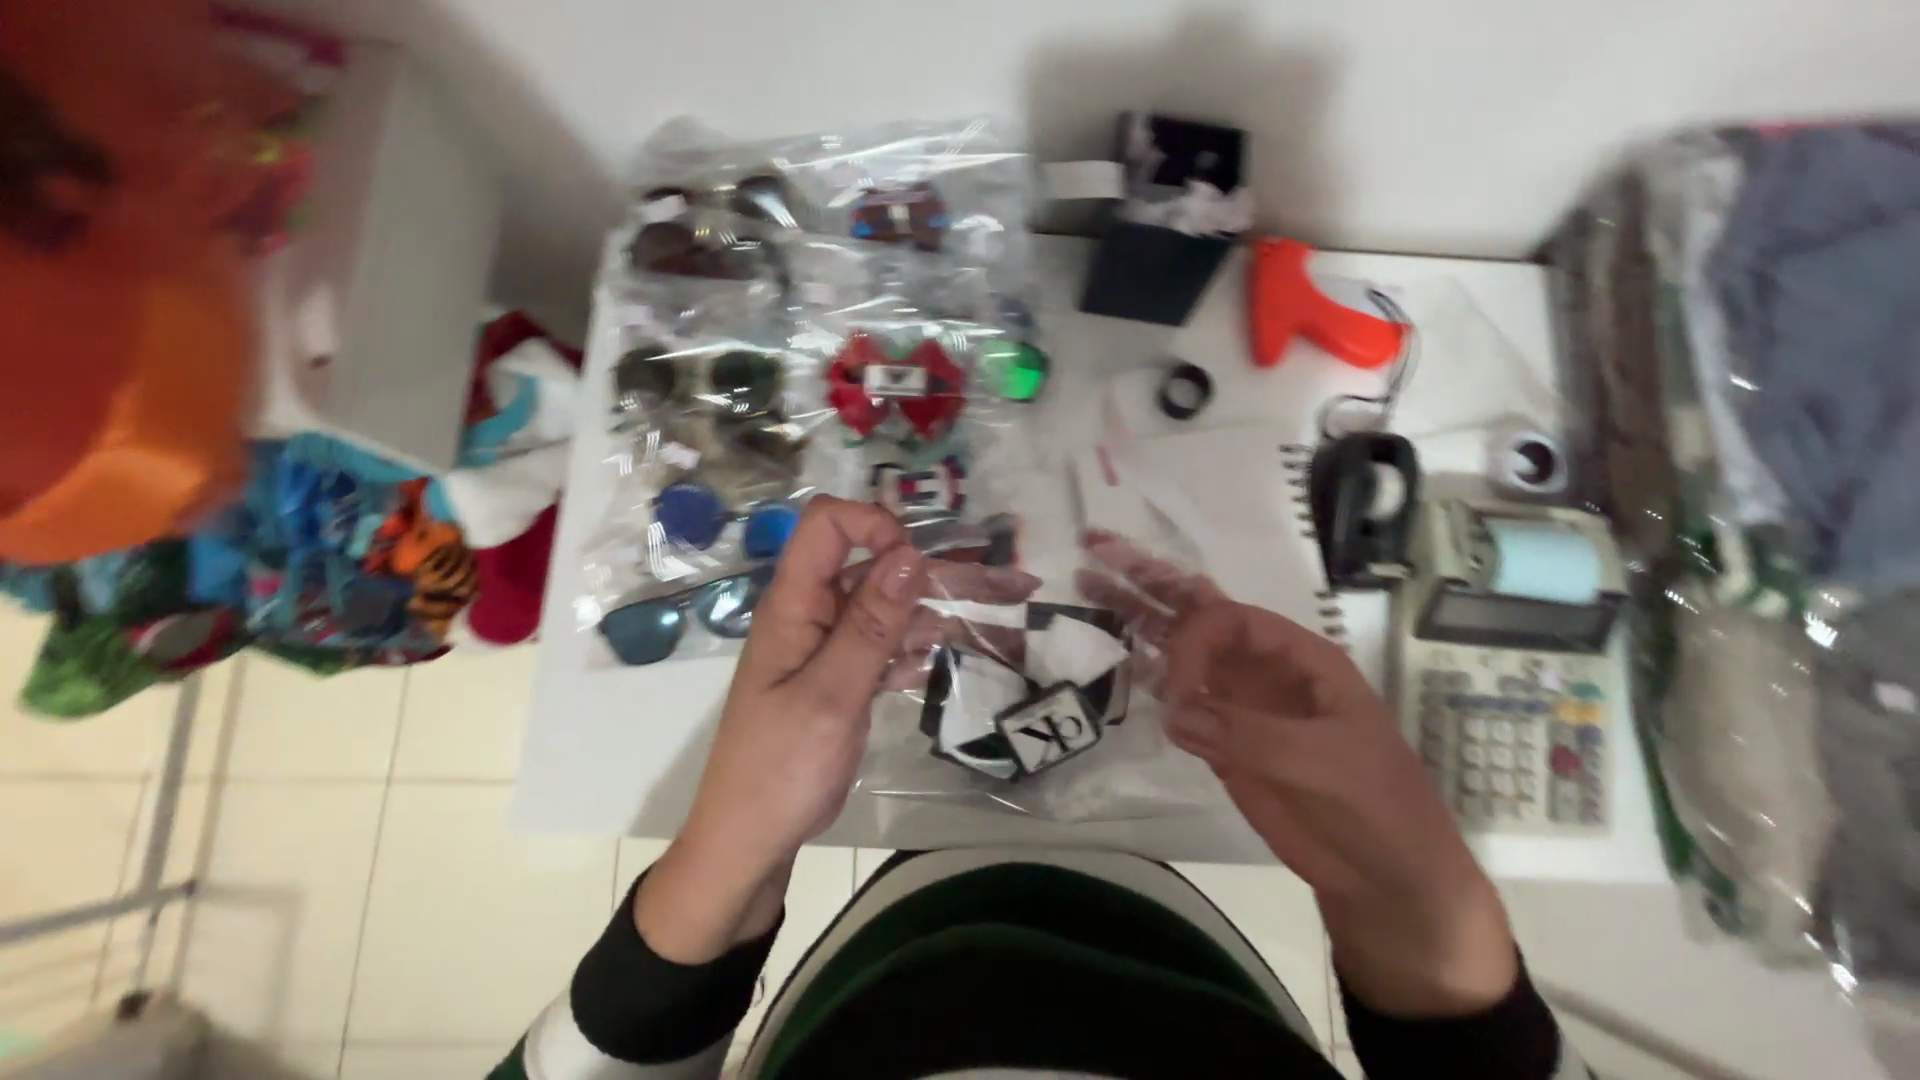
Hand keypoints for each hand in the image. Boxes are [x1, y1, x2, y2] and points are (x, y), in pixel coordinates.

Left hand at [638, 497, 1036, 961]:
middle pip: (868, 566)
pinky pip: (880, 645)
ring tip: (976, 631)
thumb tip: (910, 554)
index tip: (916, 564)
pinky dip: (907, 651)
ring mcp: (825, 647)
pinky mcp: (840, 677)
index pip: (826, 525)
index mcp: (794, 605)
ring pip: (882, 608)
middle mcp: (810, 615)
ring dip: (923, 616)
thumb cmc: (781, 767)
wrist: (753, 838)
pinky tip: (926, 669)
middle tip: (995, 588)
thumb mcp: (831, 694)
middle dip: (923, 574)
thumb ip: (871, 624)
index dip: (872, 525)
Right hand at [1078, 529, 1517, 1016]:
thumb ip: (1251, 735)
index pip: (1230, 621)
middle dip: (1150, 585)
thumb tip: (1173, 714)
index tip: (1176, 692)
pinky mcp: (1220, 740)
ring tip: (1089, 593)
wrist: (1384, 873)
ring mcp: (1238, 703)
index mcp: (1299, 657)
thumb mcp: (1325, 763)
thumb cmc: (1375, 804)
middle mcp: (1261, 668)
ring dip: (1137, 623)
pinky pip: (1178, 702)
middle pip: (1199, 616)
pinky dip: (1146, 682)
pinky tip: (1114, 661)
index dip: (1194, 643)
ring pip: (1180, 652)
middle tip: (1096, 552)